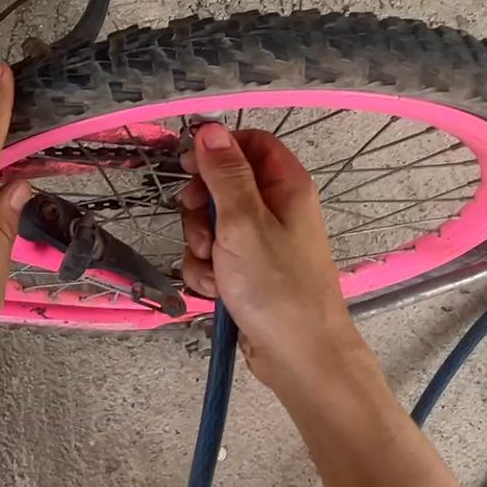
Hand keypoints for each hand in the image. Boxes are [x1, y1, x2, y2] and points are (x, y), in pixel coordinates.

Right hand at [179, 123, 366, 393]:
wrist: (298, 358)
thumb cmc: (276, 287)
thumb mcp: (243, 222)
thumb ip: (224, 174)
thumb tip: (209, 128)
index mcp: (285, 186)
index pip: (250, 143)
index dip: (218, 149)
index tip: (187, 163)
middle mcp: (274, 208)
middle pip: (222, 184)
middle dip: (201, 207)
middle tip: (200, 225)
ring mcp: (259, 242)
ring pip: (210, 223)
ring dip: (199, 244)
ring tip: (212, 267)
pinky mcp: (245, 271)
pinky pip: (211, 255)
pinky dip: (206, 271)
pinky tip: (215, 290)